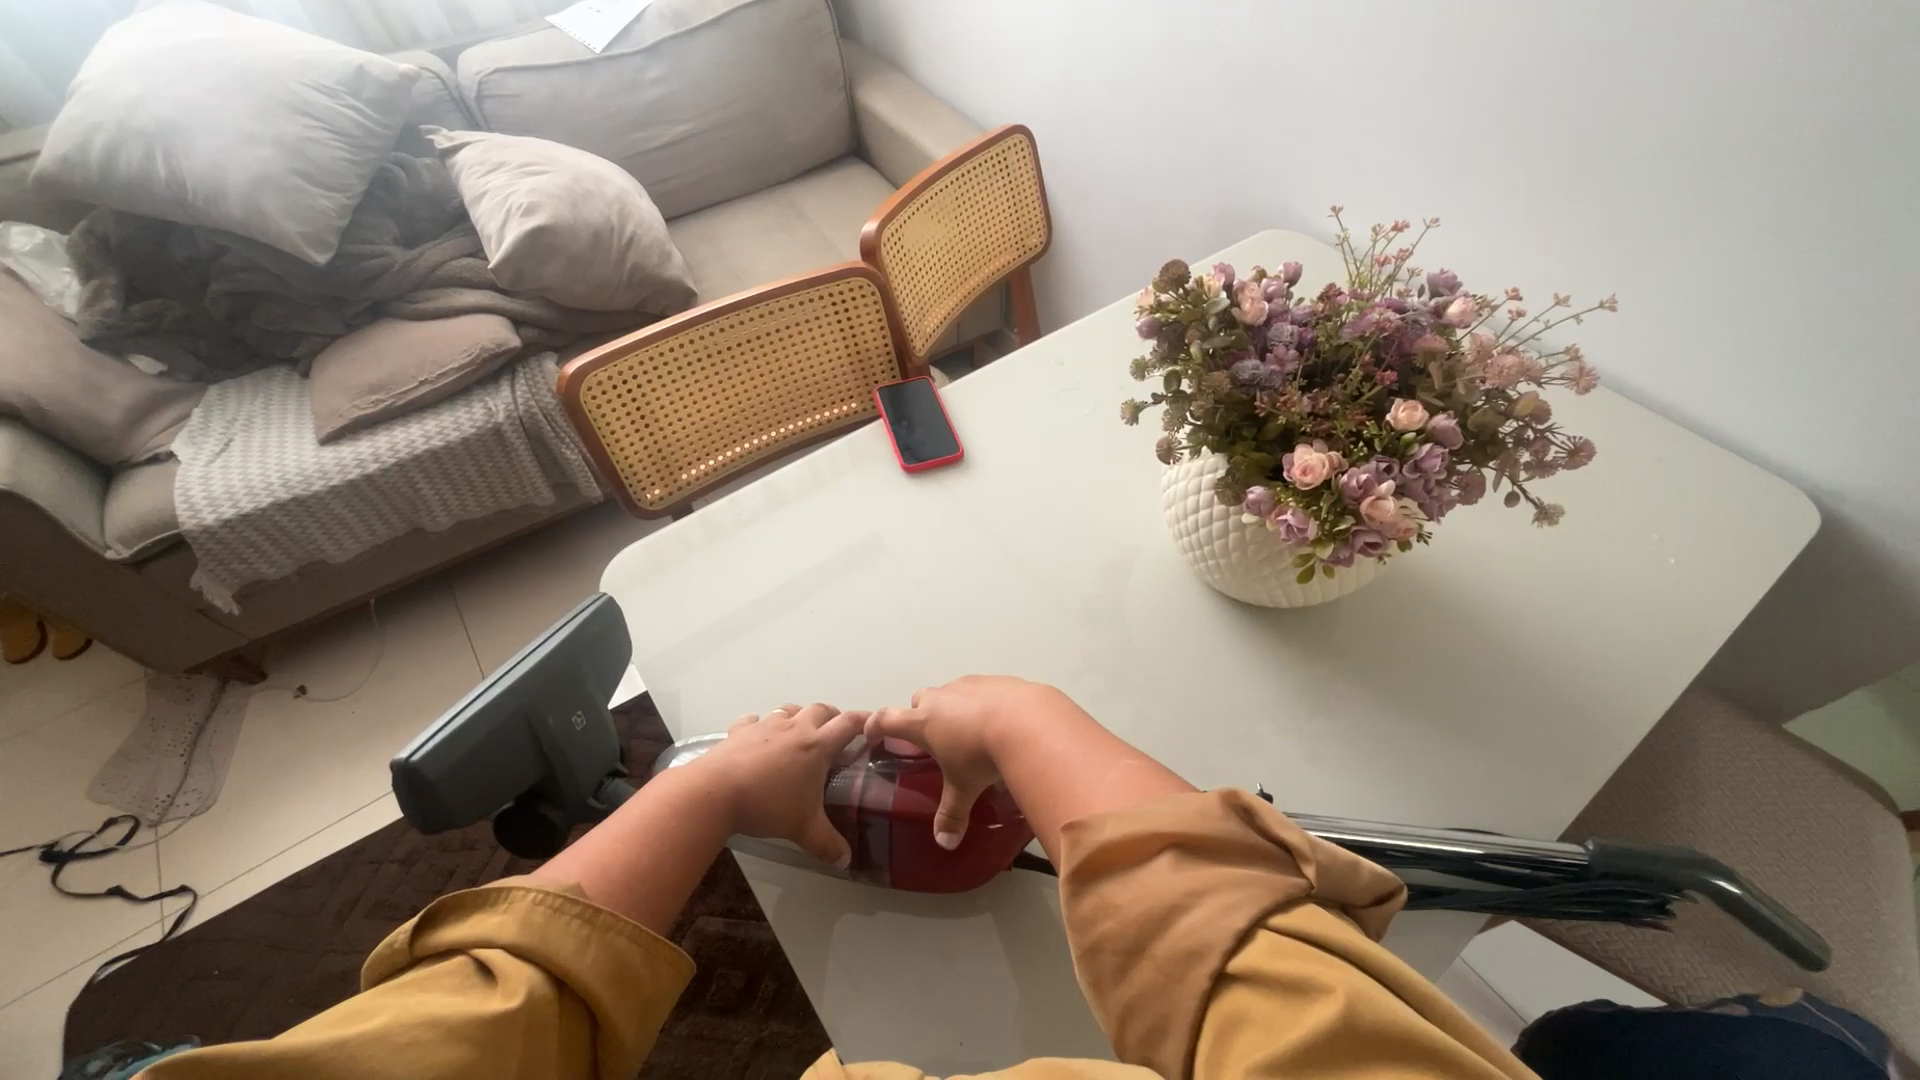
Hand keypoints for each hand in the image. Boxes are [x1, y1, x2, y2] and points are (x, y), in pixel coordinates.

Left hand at [687, 702, 865, 867]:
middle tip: (836, 733)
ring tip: (800, 732)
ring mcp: (766, 726)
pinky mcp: (740, 731)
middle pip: (821, 709)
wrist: (714, 792)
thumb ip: (827, 844)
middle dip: (833, 717)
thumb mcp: (803, 829)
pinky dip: (759, 726)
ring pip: (789, 709)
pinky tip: (756, 738)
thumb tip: (846, 862)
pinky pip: (754, 721)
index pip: (849, 723)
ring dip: (799, 716)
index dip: (865, 721)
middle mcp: (795, 728)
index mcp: (818, 746)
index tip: (874, 724)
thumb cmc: (767, 805)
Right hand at [865, 676, 1071, 848]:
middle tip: (933, 740)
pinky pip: (981, 690)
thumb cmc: (983, 755)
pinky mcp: (995, 680)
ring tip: (971, 732)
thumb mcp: (964, 788)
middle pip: (918, 701)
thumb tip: (946, 843)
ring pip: (950, 693)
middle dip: (920, 716)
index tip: (872, 735)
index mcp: (923, 722)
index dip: (875, 726)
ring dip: (953, 708)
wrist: (1027, 721)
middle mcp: (941, 698)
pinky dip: (983, 702)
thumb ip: (952, 814)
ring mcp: (968, 684)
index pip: (886, 719)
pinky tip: (1000, 720)